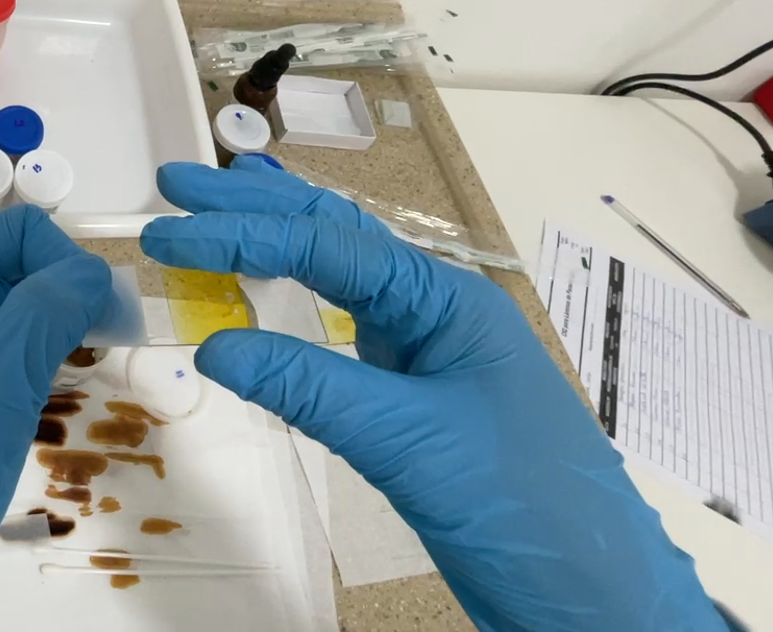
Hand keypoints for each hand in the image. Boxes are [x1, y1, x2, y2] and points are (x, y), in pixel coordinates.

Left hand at [0, 205, 113, 631]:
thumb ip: (41, 316)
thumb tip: (91, 268)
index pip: (16, 232)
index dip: (62, 256)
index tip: (98, 307)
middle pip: (22, 263)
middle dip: (70, 285)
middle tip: (112, 331)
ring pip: (23, 306)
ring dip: (65, 317)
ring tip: (100, 350)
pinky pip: (17, 345)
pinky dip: (51, 348)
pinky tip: (69, 373)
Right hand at [141, 158, 727, 631]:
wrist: (605, 613)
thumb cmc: (528, 518)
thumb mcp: (412, 446)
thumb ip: (308, 388)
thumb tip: (210, 348)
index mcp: (442, 298)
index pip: (323, 246)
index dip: (238, 235)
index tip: (167, 235)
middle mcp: (428, 303)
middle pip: (327, 231)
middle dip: (248, 203)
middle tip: (174, 184)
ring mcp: (418, 341)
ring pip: (331, 266)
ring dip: (266, 232)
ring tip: (209, 205)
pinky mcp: (404, 382)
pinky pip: (333, 316)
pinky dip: (285, 288)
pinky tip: (261, 275)